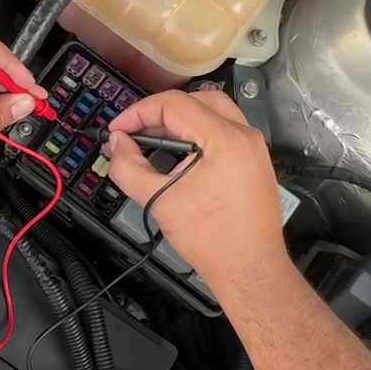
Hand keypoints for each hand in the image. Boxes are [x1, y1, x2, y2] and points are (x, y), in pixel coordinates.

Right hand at [104, 89, 286, 286]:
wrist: (249, 269)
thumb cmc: (215, 240)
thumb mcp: (159, 201)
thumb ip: (128, 167)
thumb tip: (117, 144)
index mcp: (224, 140)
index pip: (174, 104)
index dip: (138, 113)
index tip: (119, 129)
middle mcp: (244, 137)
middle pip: (194, 100)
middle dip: (159, 113)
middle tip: (135, 132)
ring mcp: (252, 149)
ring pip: (211, 112)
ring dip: (178, 122)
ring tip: (153, 144)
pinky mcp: (253, 162)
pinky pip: (221, 132)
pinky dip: (196, 135)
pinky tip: (177, 157)